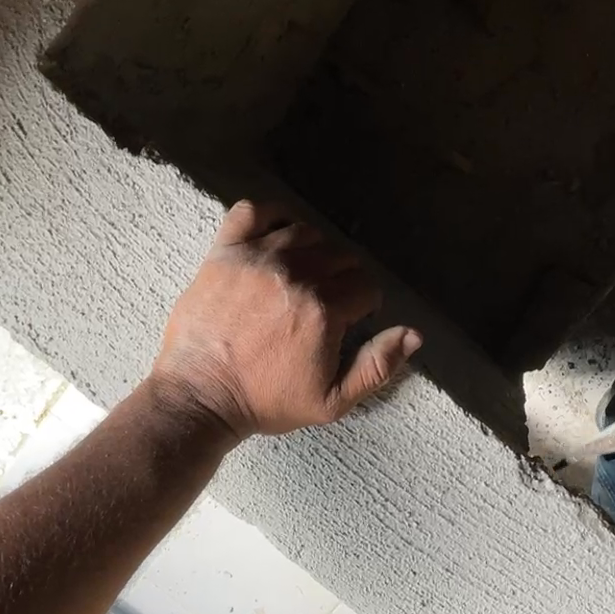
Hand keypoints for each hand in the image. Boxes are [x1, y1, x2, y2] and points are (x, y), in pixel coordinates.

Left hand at [149, 201, 421, 438]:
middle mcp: (295, 274)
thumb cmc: (267, 402)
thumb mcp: (333, 401)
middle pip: (340, 256)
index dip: (364, 305)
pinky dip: (271, 216)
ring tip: (301, 275)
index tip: (349, 321)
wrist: (200, 396)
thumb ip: (377, 366)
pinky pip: (254, 211)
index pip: (366, 285)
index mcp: (324, 309)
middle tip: (325, 303)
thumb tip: (414, 334)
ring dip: (312, 251)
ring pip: (305, 232)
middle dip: (341, 279)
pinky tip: (275, 237)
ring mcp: (257, 257)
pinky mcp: (224, 251)